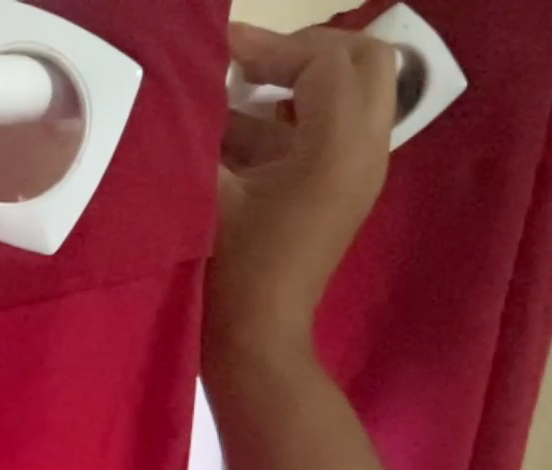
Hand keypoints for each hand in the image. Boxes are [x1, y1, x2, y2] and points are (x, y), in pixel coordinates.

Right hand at [207, 23, 397, 360]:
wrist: (255, 343)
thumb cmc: (231, 273)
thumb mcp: (210, 199)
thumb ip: (204, 137)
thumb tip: (187, 92)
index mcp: (340, 147)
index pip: (327, 61)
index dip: (273, 46)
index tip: (220, 49)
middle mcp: (364, 150)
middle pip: (362, 63)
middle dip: (304, 52)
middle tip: (248, 64)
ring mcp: (356, 174)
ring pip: (348, 98)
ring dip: (295, 86)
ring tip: (233, 96)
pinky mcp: (338, 194)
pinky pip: (327, 134)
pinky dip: (287, 123)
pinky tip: (233, 137)